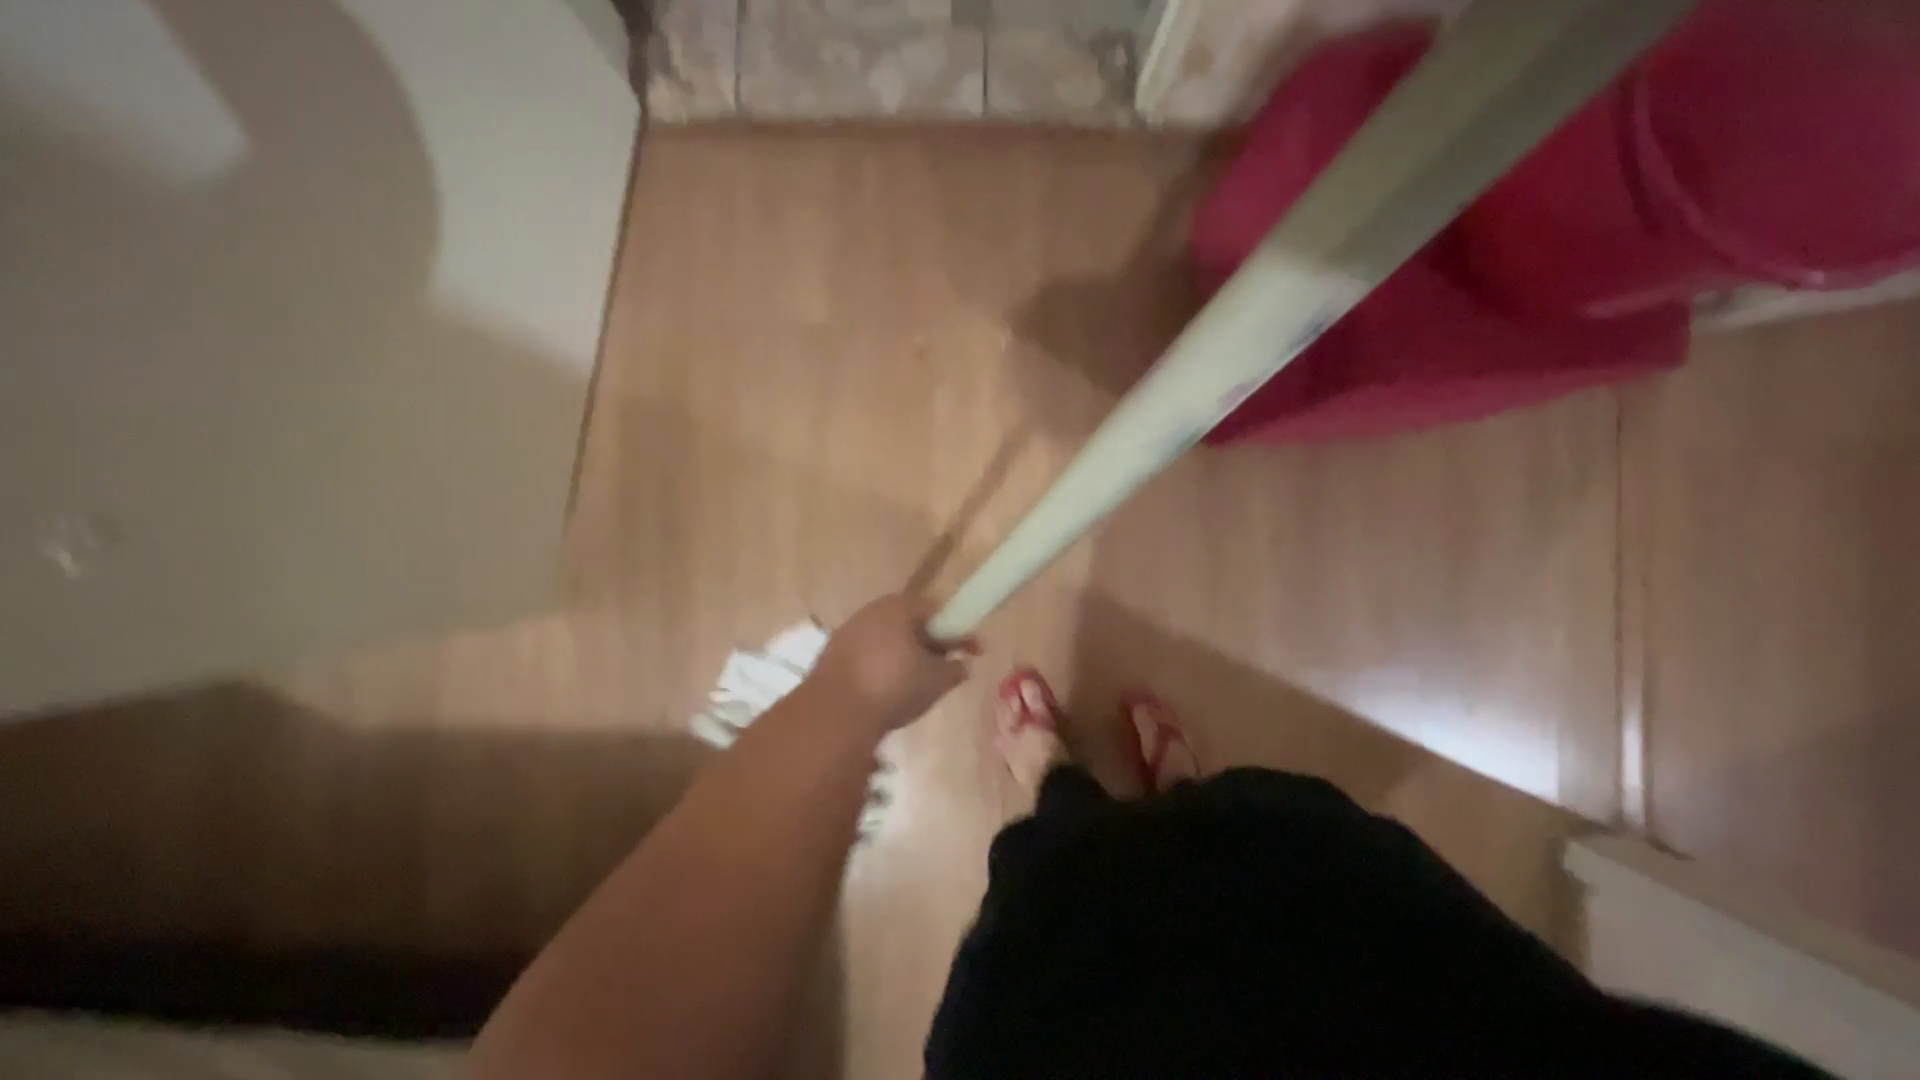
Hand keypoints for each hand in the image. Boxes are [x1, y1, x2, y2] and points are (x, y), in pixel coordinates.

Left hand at [809, 594, 976, 732]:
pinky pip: (868, 655)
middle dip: (931, 643)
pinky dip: (884, 668)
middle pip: (910, 622)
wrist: (834, 713)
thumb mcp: (936, 681)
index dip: (958, 629)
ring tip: (919, 684)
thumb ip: (955, 669)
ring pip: (888, 639)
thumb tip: (963, 664)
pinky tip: (890, 692)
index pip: (937, 608)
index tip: (973, 651)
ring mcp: (848, 632)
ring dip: (906, 657)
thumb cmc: (893, 687)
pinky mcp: (832, 655)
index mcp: (899, 607)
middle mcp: (871, 611)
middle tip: (946, 667)